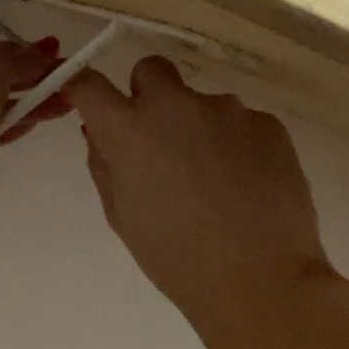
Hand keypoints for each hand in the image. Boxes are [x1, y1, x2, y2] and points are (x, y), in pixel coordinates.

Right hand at [64, 56, 333, 337]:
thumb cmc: (172, 255)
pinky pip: (239, 122)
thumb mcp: (120, 212)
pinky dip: (234, 143)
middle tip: (156, 137)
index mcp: (127, 129)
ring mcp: (227, 110)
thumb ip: (105, 163)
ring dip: (196, 126)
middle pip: (150, 70)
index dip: (80, 84)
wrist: (258, 279)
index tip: (82, 97)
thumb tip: (101, 132)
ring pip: (200, 102)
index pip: (88, 83)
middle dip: (146, 93)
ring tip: (211, 178)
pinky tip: (242, 184)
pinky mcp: (269, 124)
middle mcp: (174, 105)